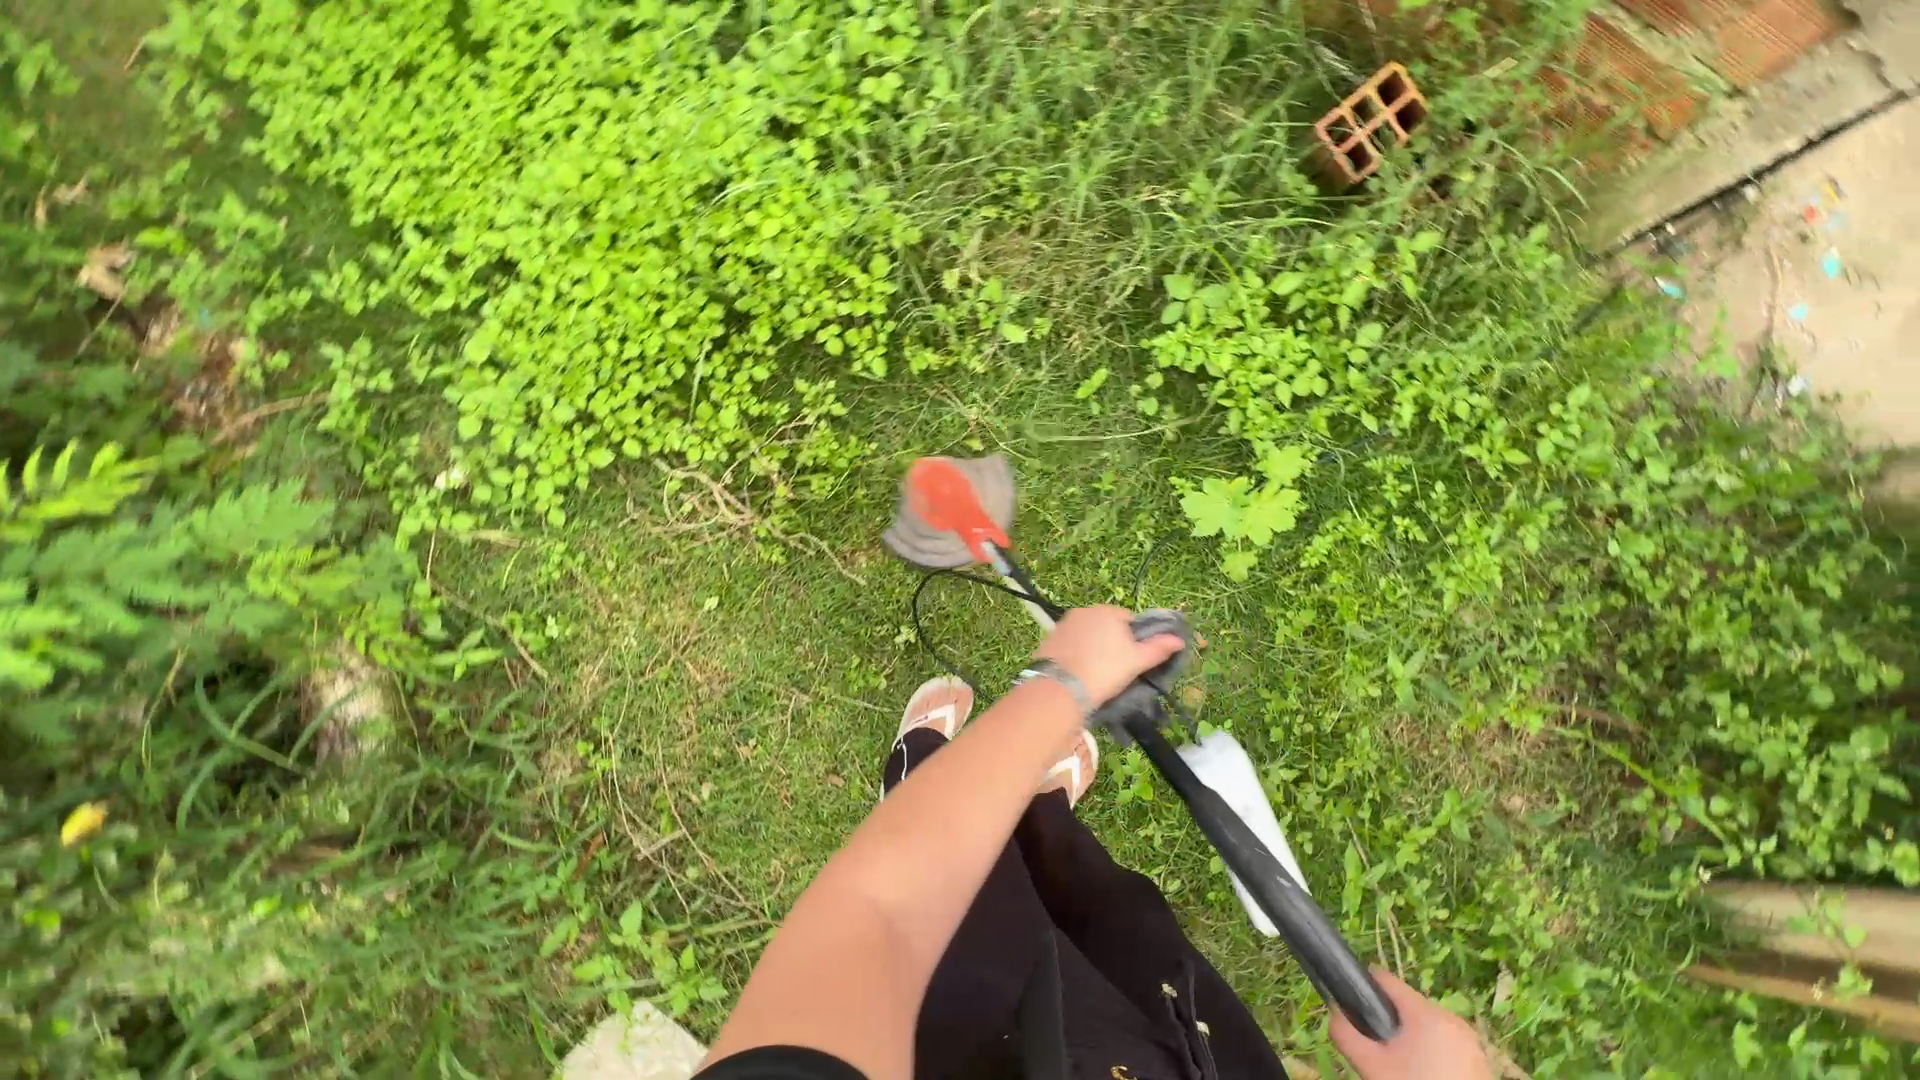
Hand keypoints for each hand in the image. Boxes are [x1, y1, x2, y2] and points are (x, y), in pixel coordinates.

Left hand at [1034, 606, 1185, 705]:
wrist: (1061, 688)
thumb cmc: (1105, 670)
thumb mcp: (1137, 661)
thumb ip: (1158, 648)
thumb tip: (1179, 640)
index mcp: (1107, 611)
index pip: (1128, 619)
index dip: (1134, 639)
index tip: (1132, 659)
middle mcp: (1083, 611)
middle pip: (1105, 625)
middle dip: (1112, 642)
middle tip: (1115, 668)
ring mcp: (1063, 625)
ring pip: (1086, 635)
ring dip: (1092, 647)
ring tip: (1095, 672)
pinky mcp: (1048, 640)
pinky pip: (1069, 645)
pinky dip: (1075, 654)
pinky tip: (1077, 672)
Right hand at [1331, 970, 1490, 1079]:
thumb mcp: (1371, 1067)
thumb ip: (1345, 1033)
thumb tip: (1334, 1010)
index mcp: (1426, 1012)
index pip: (1384, 979)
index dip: (1364, 990)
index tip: (1356, 1014)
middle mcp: (1452, 1017)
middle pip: (1405, 1004)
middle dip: (1390, 1023)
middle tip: (1383, 1054)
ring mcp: (1471, 1040)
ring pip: (1425, 1024)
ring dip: (1411, 1039)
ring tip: (1404, 1069)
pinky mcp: (1481, 1059)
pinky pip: (1445, 1042)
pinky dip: (1432, 1053)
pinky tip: (1426, 1076)